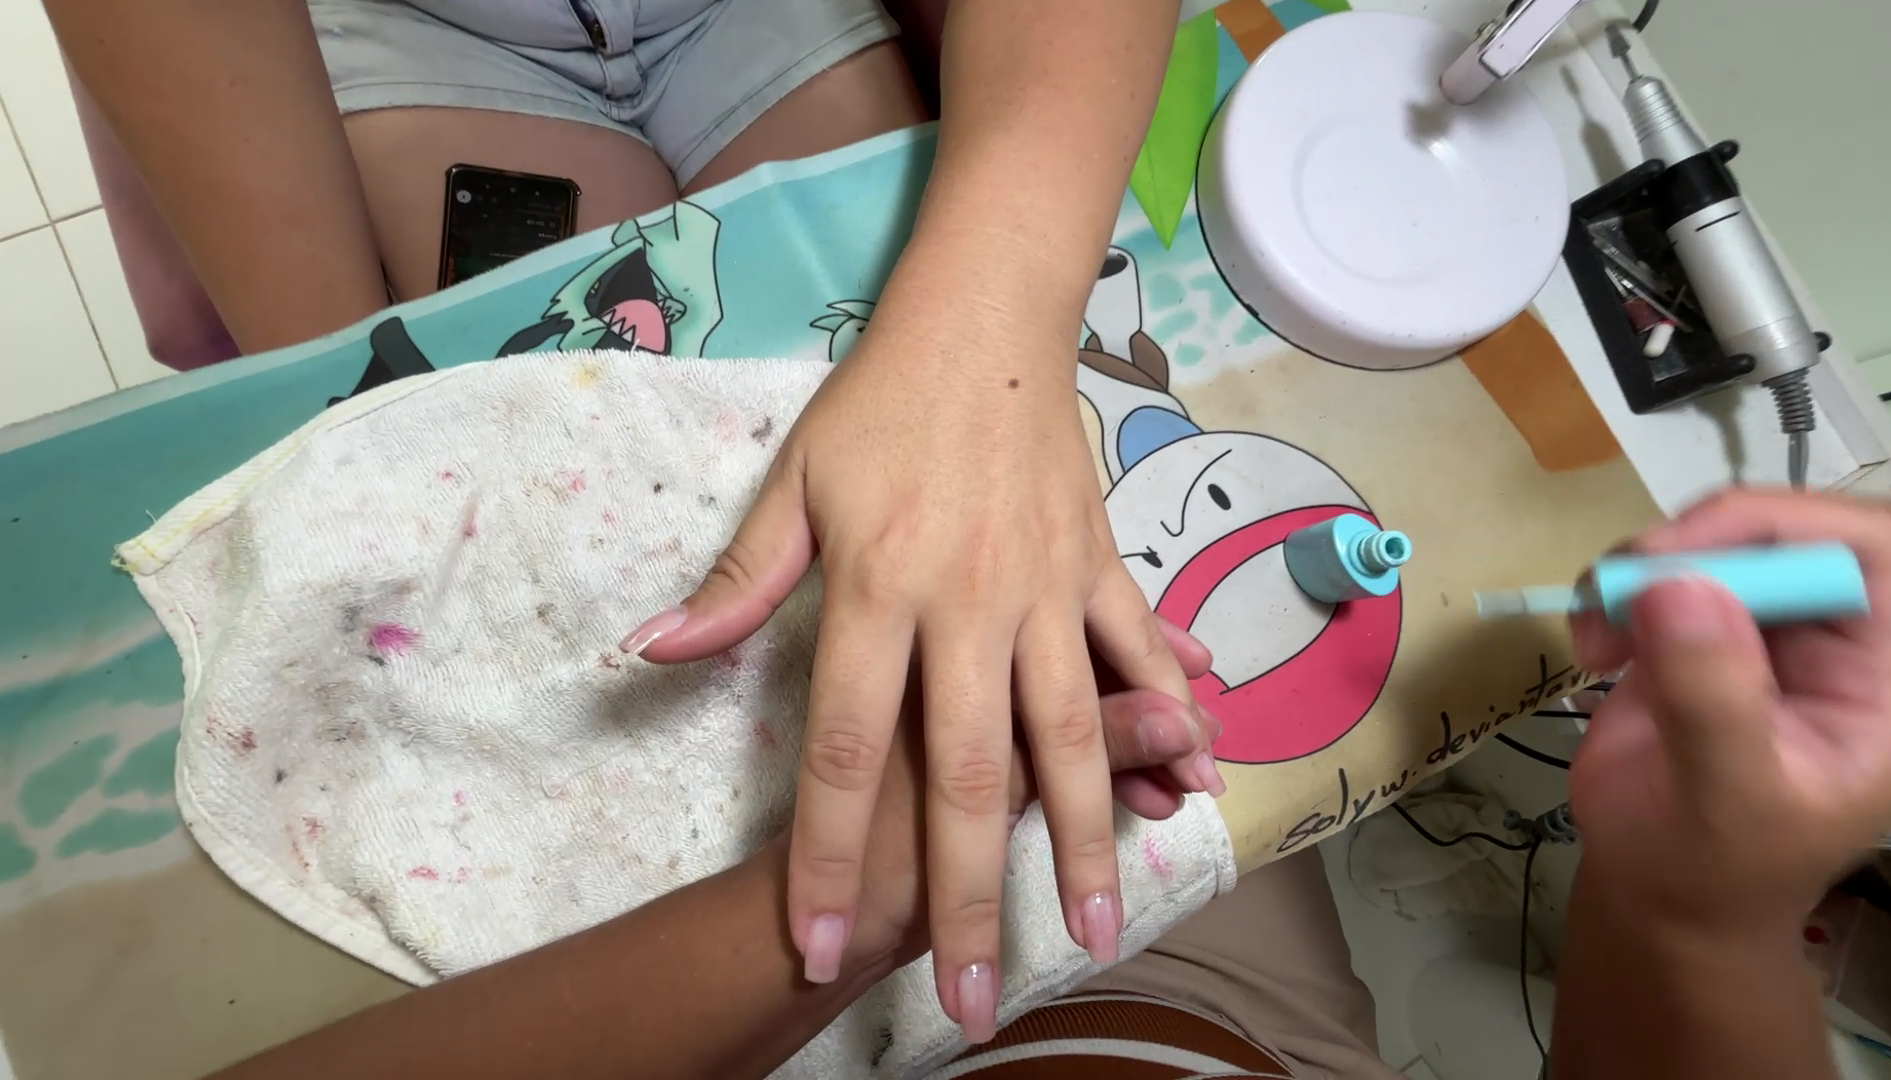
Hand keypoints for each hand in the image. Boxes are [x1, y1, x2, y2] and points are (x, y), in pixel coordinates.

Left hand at [622, 308, 1212, 1039]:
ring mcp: (1045, 585)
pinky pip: (1135, 646)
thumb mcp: (795, 482)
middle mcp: (968, 601)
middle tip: (968, 997)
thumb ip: (739, 579)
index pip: (846, 745)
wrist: (981, 330)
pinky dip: (1165, 710)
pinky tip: (1189, 775)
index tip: (815, 947)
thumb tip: (653, 650)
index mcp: (880, 587)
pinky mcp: (1097, 562)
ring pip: (1070, 729)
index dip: (828, 854)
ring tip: (1092, 929)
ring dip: (1083, 833)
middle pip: (967, 769)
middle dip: (963, 893)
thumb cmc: (880, 407)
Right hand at [1570, 489, 1890, 933]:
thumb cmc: (1710, 858)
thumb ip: (1713, 696)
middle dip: (1684, 549)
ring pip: (1701, 551)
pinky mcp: (1686, 640)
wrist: (1657, 885)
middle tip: (1614, 591)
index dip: (1779, 529)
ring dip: (1630, 577)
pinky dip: (1604, 598)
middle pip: (1775, 537)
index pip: (1872, 554)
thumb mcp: (1724, 790)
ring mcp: (1754, 639)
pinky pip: (1649, 581)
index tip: (1673, 560)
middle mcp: (1830, 643)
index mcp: (1889, 677)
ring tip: (1594, 639)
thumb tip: (1675, 586)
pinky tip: (1590, 648)